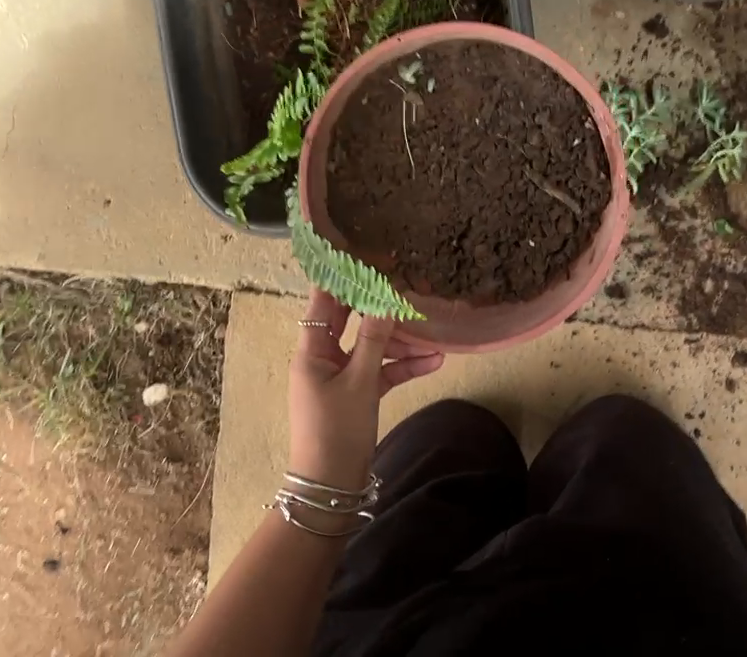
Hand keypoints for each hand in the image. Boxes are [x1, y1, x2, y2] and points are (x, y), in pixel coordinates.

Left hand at [287, 290, 443, 489]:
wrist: (331, 487)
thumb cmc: (337, 429)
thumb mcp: (360, 382)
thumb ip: (375, 339)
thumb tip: (385, 298)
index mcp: (312, 349)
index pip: (324, 301)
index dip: (344, 278)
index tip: (369, 259)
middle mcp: (323, 357)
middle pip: (351, 320)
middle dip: (380, 306)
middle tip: (408, 286)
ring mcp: (341, 376)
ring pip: (372, 345)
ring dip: (400, 340)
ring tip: (431, 333)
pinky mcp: (358, 394)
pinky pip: (381, 370)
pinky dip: (403, 366)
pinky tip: (434, 362)